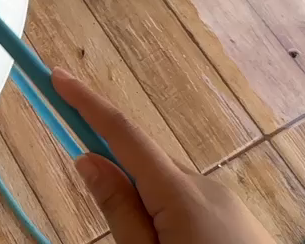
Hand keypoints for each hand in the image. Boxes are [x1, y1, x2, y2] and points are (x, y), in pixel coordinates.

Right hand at [55, 68, 276, 243]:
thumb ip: (118, 211)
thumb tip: (88, 160)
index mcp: (181, 195)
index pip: (122, 132)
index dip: (86, 101)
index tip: (56, 76)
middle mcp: (209, 188)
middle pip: (145, 161)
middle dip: (118, 172)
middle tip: (113, 225)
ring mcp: (234, 207)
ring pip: (169, 186)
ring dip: (147, 202)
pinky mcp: (249, 227)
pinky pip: (194, 204)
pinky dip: (172, 215)